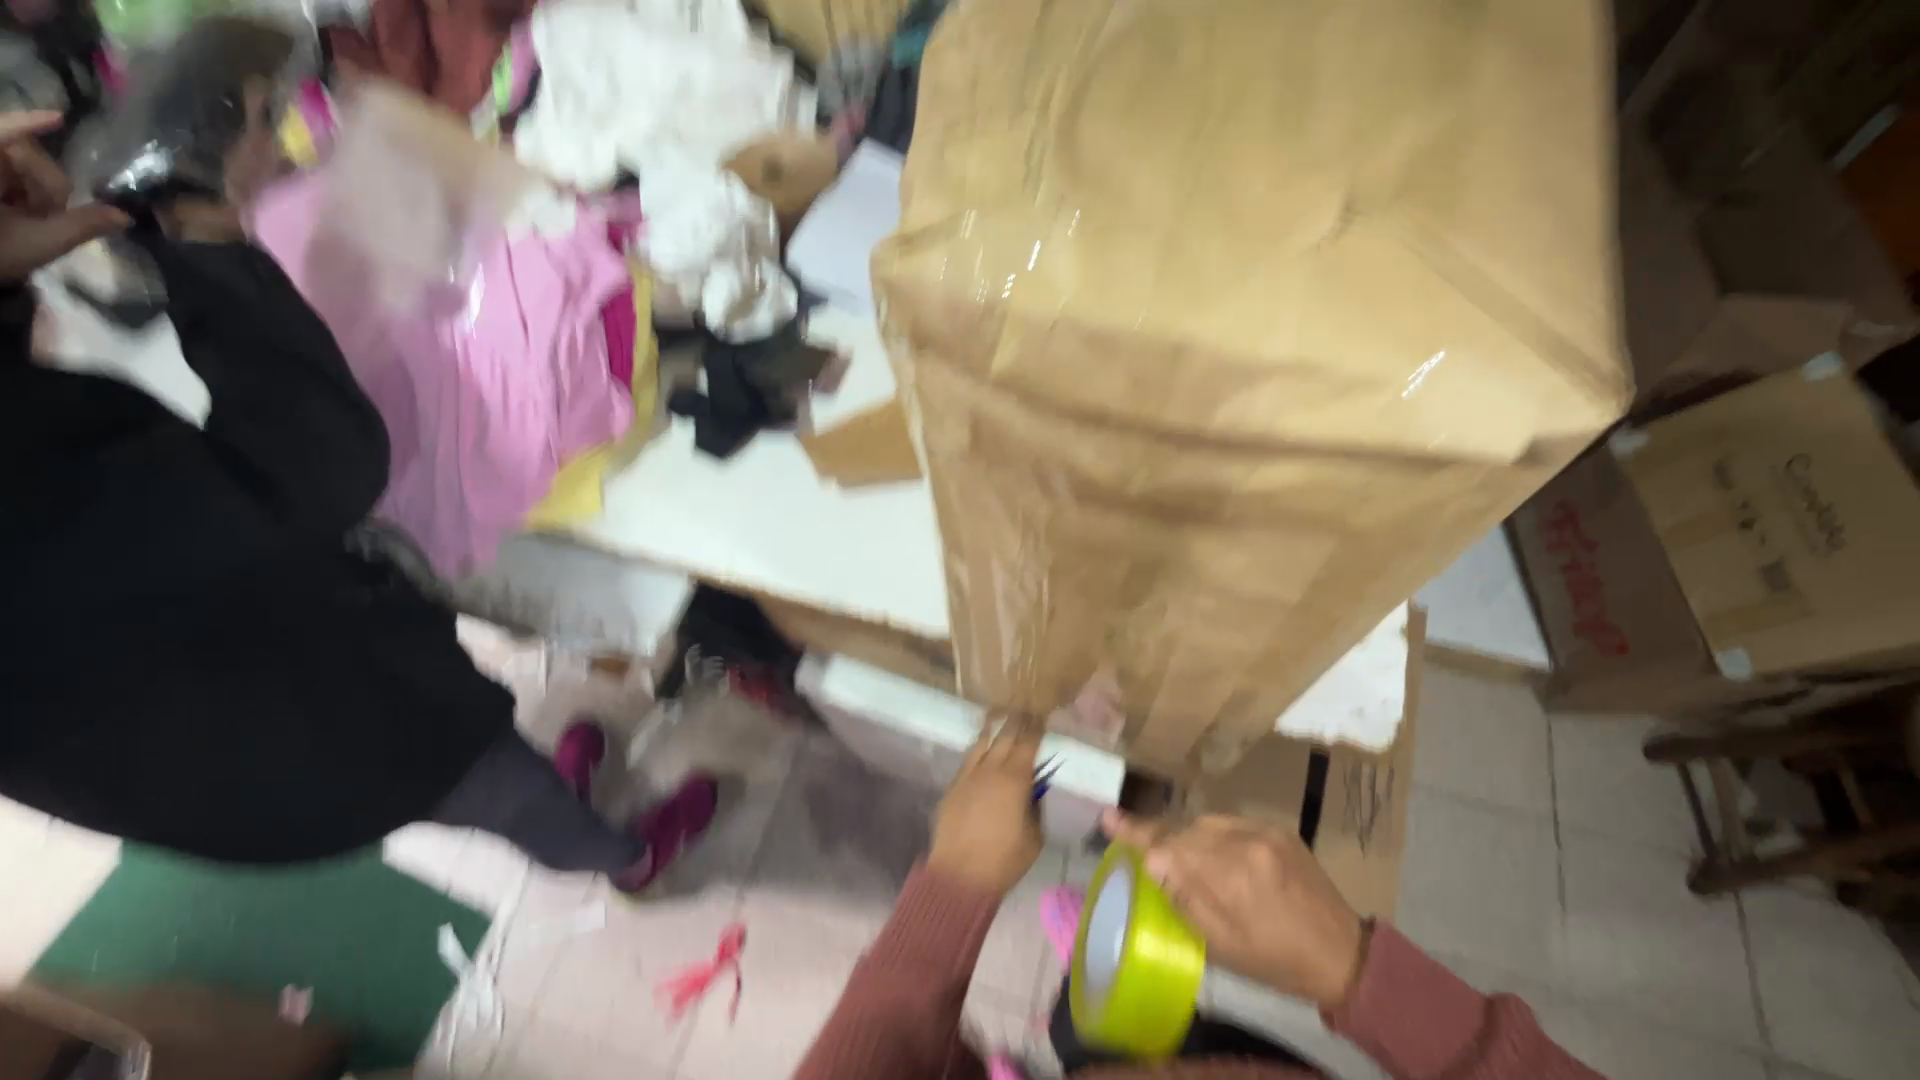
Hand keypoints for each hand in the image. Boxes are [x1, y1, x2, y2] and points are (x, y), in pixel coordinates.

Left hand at [0, 112, 129, 281]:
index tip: (59, 119)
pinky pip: (11, 181)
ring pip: (19, 171)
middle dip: (44, 183)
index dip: (26, 122)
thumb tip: (124, 214)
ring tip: (34, 219)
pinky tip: (27, 214)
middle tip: (47, 214)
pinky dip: (26, 195)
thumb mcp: (39, 243)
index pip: (2, 135)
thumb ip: (82, 225)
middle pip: (22, 157)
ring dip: (36, 193)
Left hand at [928, 715, 1045, 895]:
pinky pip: (968, 758)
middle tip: (1025, 709)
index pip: (1028, 744)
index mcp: (1016, 779)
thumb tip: (1032, 792)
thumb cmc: (1005, 860)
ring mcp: (969, 775)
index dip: (1036, 728)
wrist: (961, 874)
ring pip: (983, 742)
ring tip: (1001, 715)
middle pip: (1006, 736)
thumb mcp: (1034, 836)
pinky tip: (982, 744)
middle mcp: (991, 769)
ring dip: (994, 727)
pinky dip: (978, 746)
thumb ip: (1035, 808)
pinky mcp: (953, 785)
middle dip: (1017, 721)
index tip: (1042, 715)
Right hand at [1103, 811, 1367, 1010]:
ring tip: (1182, 857)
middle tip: (1142, 847)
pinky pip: (1231, 823)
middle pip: (1185, 828)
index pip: (1170, 845)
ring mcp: (1265, 830)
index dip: (1136, 833)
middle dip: (1161, 837)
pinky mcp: (1279, 828)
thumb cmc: (1275, 960)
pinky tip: (1218, 854)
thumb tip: (1153, 862)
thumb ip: (1185, 898)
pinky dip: (1215, 835)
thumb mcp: (1221, 945)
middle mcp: (1246, 843)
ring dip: (1188, 836)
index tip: (1108, 817)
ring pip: (1206, 822)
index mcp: (1230, 876)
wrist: (1342, 952)